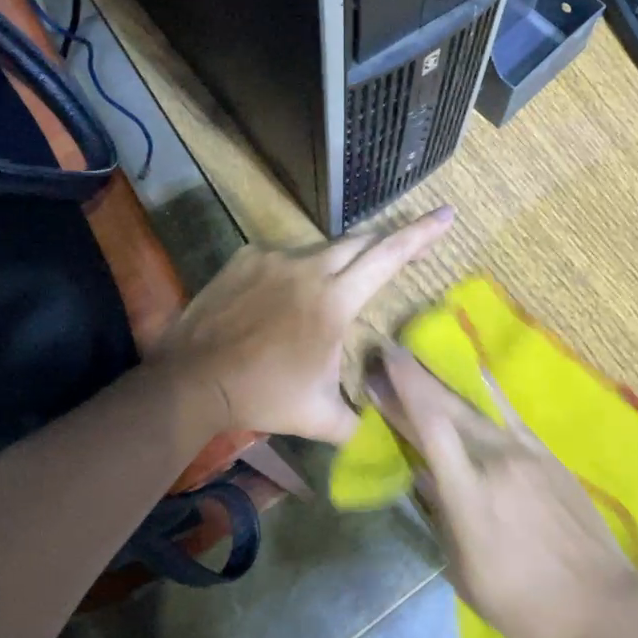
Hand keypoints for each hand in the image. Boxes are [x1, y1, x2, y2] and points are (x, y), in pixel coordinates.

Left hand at [148, 207, 453, 444]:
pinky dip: (299, 270)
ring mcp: (275, 258)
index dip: (421, 233)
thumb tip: (382, 424)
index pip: (388, 257)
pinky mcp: (247, 257)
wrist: (192, 380)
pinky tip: (288, 298)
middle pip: (362, 242)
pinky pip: (286, 256)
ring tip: (337, 290)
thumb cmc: (262, 396)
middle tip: (409, 249)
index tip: (446, 213)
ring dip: (341, 262)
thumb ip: (359, 421)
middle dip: (390, 242)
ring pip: (323, 248)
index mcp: (335, 302)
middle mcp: (310, 269)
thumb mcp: (320, 418)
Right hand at [368, 347, 637, 637]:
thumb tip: (424, 477)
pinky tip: (476, 377)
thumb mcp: (466, 573)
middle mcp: (498, 461)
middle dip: (418, 379)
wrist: (599, 603)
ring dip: (448, 382)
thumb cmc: (523, 604)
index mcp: (472, 496)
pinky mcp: (548, 454)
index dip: (406, 394)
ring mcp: (528, 453)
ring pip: (480, 406)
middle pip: (452, 408)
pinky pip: (508, 415)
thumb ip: (442, 519)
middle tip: (391, 353)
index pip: (432, 429)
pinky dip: (486, 394)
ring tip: (425, 359)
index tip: (384, 368)